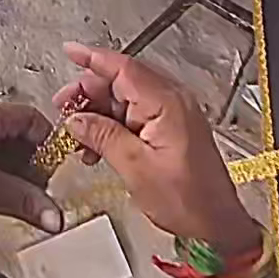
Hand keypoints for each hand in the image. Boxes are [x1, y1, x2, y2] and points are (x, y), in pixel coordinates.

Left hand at [0, 103, 63, 233]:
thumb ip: (26, 201)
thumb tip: (53, 213)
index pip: (32, 119)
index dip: (49, 144)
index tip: (57, 168)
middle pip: (18, 133)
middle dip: (32, 162)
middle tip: (39, 188)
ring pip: (1, 147)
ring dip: (14, 171)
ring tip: (19, 196)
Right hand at [53, 42, 258, 251]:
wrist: (215, 226)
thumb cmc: (188, 200)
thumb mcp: (135, 167)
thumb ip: (102, 136)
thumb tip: (75, 119)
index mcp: (166, 104)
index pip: (124, 68)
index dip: (92, 58)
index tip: (70, 51)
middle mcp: (170, 102)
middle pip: (119, 82)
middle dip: (87, 93)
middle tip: (63, 109)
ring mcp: (170, 115)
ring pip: (121, 100)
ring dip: (95, 114)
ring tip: (77, 136)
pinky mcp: (167, 129)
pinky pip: (130, 116)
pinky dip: (109, 126)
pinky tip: (94, 147)